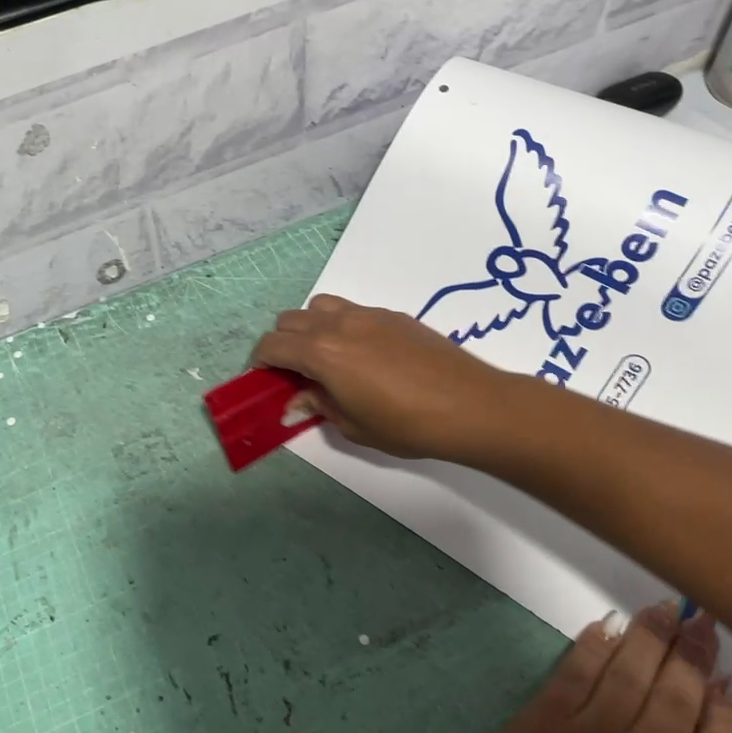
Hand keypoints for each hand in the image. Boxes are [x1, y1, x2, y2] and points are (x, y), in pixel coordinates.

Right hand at [250, 294, 523, 460]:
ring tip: (326, 358)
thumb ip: (319, 405)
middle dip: (282, 344)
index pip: (272, 346)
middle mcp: (337, 325)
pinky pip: (352, 311)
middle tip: (294, 374)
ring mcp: (367, 315)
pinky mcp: (392, 315)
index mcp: (321, 353)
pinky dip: (342, 326)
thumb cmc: (407, 425)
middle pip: (289, 320)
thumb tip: (296, 400)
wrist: (471, 405)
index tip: (265, 381)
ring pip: (319, 307)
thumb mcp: (353, 425)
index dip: (260, 363)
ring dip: (310, 328)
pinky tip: (363, 357)